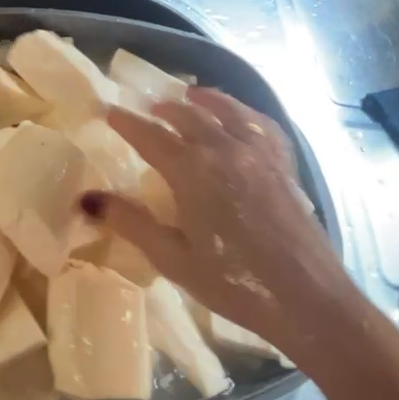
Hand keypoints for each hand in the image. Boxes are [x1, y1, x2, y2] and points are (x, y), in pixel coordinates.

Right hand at [85, 88, 351, 350]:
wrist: (310, 302)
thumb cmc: (235, 284)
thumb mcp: (172, 258)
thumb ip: (130, 222)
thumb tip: (88, 199)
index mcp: (193, 171)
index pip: (149, 136)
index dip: (126, 122)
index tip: (107, 110)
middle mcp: (225, 151)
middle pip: (188, 116)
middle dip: (162, 110)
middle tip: (145, 109)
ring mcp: (260, 156)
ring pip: (227, 112)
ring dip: (203, 102)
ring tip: (189, 97)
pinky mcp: (285, 168)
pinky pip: (264, 126)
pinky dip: (247, 113)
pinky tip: (241, 117)